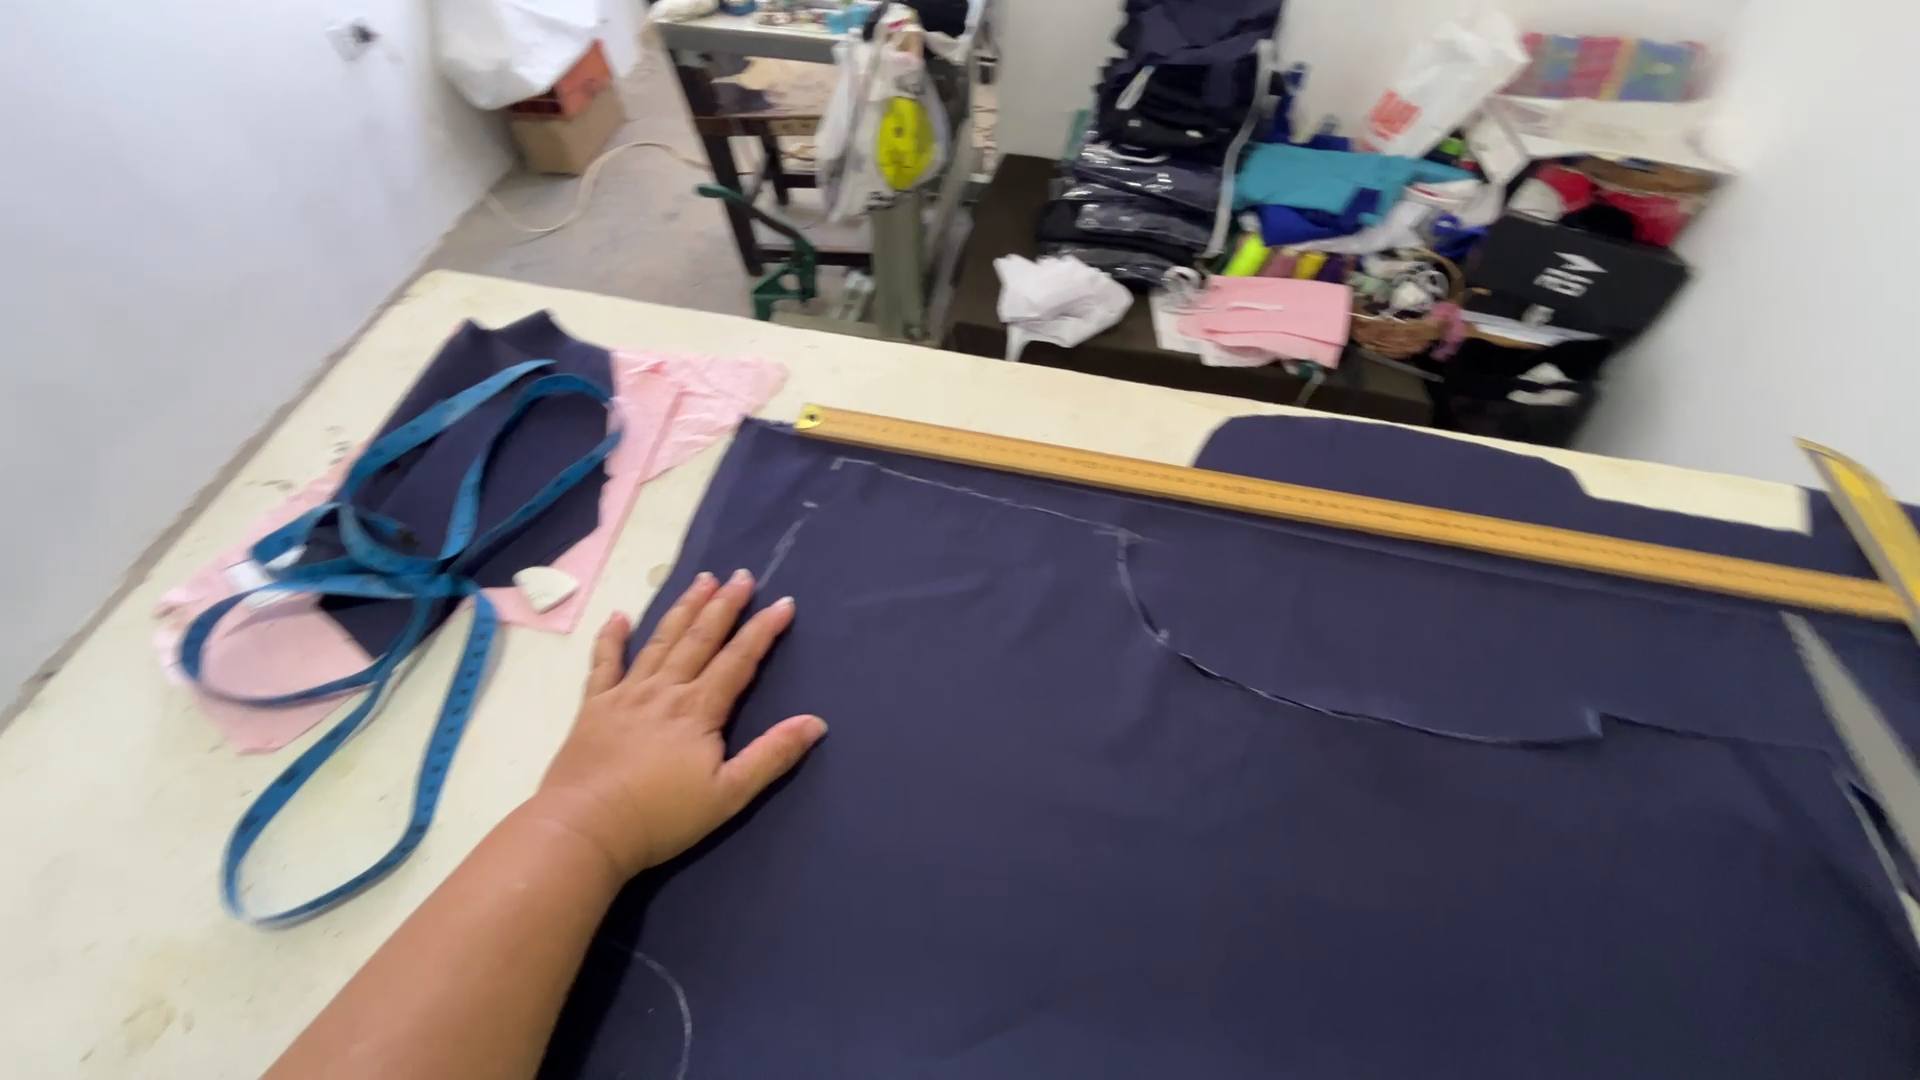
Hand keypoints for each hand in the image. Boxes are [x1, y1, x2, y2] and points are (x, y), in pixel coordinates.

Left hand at [528, 569, 826, 879]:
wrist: (583, 831)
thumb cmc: (661, 816)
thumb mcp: (729, 794)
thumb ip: (772, 755)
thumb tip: (815, 722)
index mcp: (699, 709)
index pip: (739, 660)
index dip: (763, 630)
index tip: (784, 602)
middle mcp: (666, 690)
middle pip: (701, 638)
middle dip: (725, 605)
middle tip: (742, 576)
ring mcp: (627, 694)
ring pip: (662, 640)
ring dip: (684, 608)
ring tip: (701, 580)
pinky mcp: (594, 707)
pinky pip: (604, 664)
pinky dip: (611, 638)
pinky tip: (618, 616)